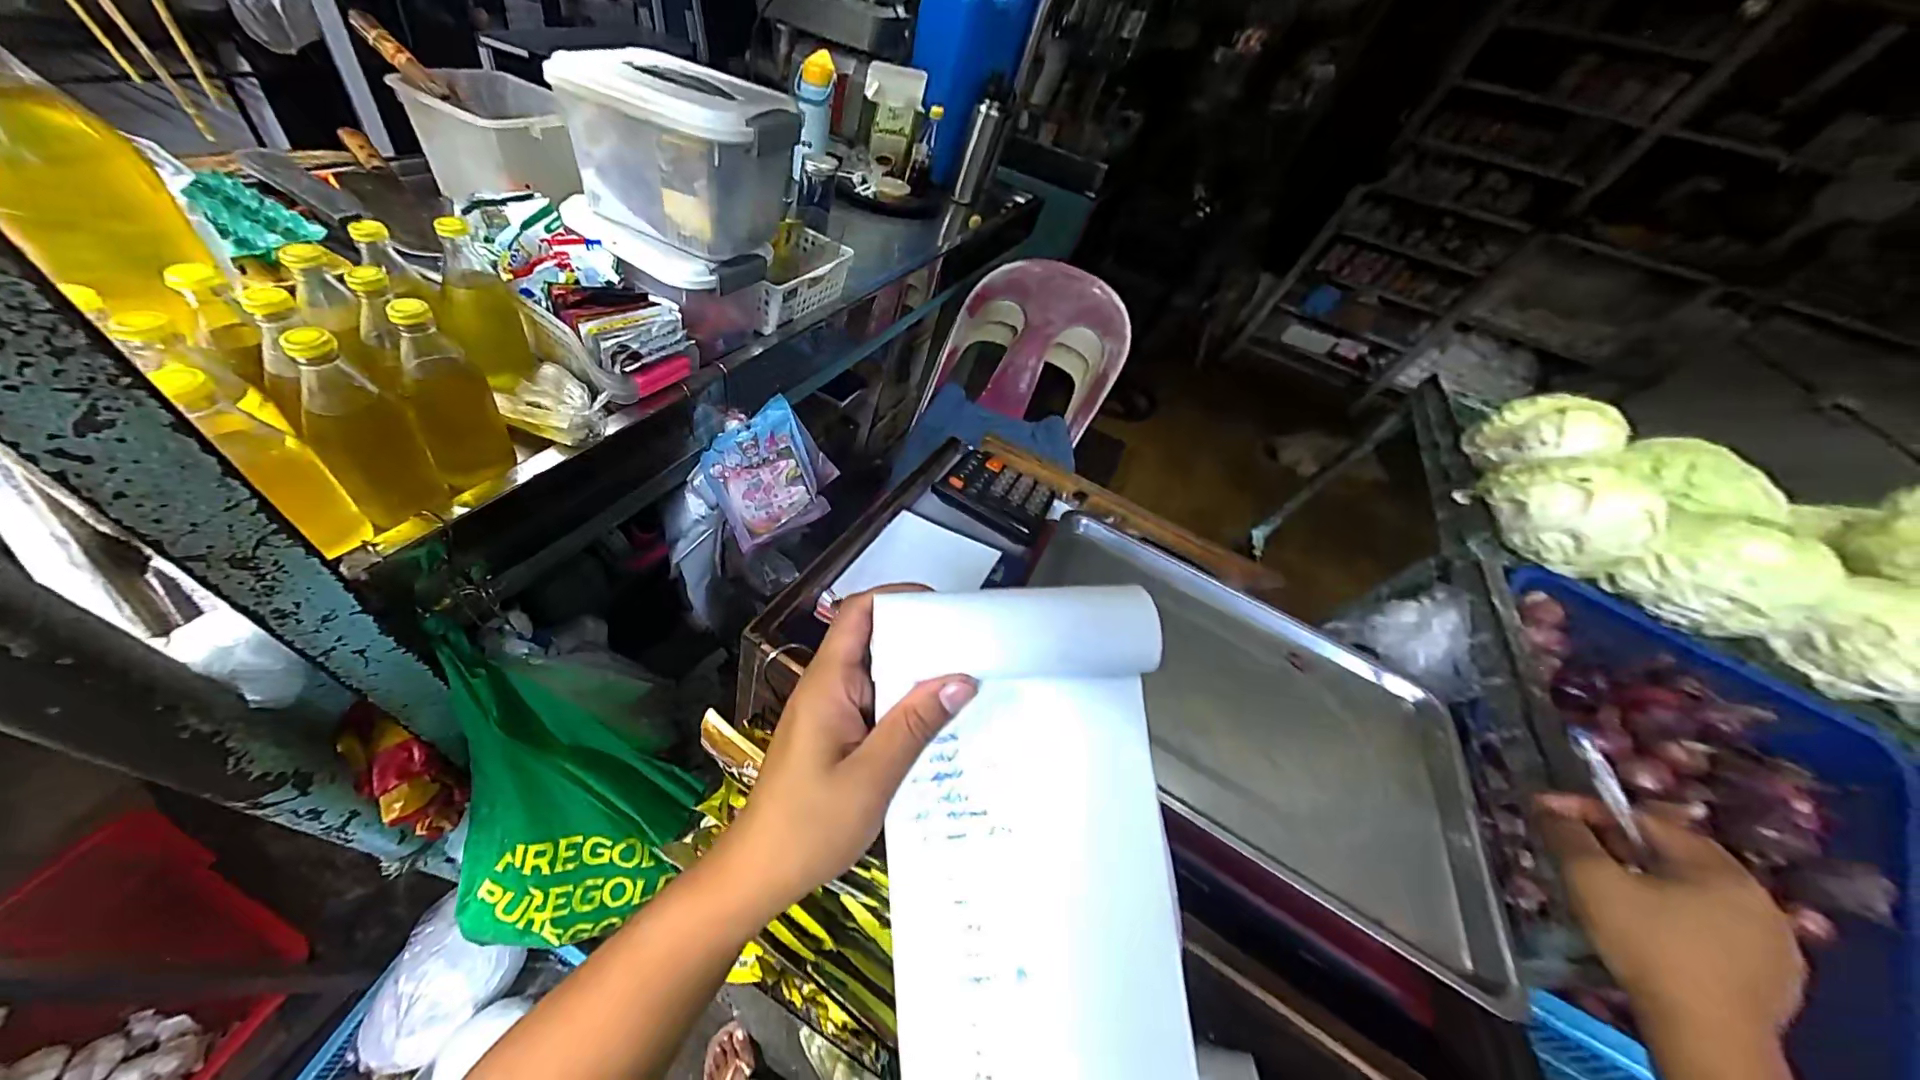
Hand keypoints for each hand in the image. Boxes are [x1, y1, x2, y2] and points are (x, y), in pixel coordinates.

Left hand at [720, 586, 975, 917]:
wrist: (759, 874)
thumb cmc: (808, 826)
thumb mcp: (871, 776)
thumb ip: (915, 724)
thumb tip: (961, 679)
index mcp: (828, 683)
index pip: (859, 613)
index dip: (899, 597)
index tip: (946, 606)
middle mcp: (829, 688)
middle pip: (876, 640)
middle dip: (922, 640)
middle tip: (973, 651)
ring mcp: (833, 712)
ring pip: (881, 677)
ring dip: (919, 678)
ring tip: (968, 685)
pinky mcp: (839, 736)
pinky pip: (878, 707)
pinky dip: (908, 709)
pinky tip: (941, 725)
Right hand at [1535, 793, 1804, 1041]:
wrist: (1710, 1037)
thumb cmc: (1648, 946)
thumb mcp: (1592, 882)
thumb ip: (1568, 836)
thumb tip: (1548, 806)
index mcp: (1718, 866)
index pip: (1641, 819)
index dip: (1588, 811)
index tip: (1546, 812)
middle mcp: (1757, 894)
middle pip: (1671, 855)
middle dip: (1619, 848)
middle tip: (1577, 856)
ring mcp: (1775, 940)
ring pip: (1694, 893)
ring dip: (1650, 884)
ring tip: (1611, 894)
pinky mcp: (1776, 978)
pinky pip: (1716, 930)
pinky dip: (1679, 921)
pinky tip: (1655, 935)